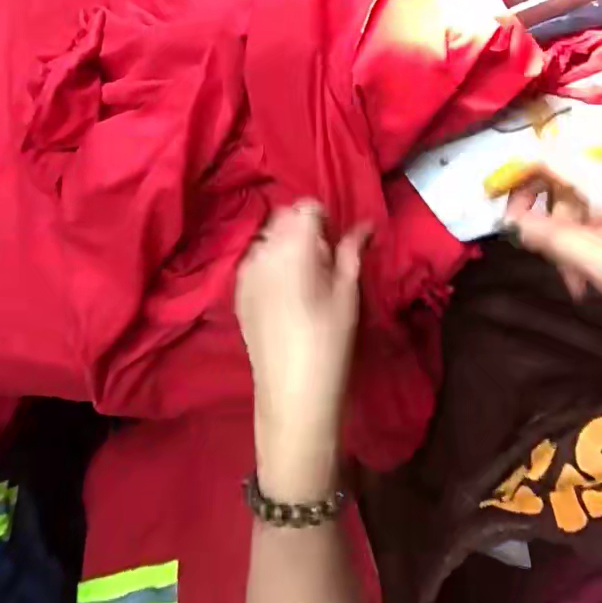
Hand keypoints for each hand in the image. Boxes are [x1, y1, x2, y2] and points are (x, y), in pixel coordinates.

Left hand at [236, 200, 367, 499]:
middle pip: (283, 217)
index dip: (324, 218)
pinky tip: (284, 291)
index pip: (306, 207)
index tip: (335, 240)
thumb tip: (363, 225)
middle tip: (323, 258)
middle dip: (303, 228)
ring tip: (303, 277)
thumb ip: (351, 251)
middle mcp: (264, 250)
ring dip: (285, 244)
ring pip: (268, 238)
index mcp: (294, 246)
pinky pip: (255, 260)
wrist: (292, 396)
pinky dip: (269, 263)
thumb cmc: (329, 343)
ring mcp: (246, 270)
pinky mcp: (238, 290)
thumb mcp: (349, 294)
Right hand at [501, 155, 601, 351]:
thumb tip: (508, 220)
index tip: (491, 201)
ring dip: (561, 243)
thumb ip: (544, 234)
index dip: (514, 173)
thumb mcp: (592, 258)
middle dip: (540, 218)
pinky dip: (580, 250)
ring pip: (573, 210)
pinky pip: (592, 226)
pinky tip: (586, 283)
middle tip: (528, 248)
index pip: (545, 156)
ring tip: (572, 283)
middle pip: (557, 183)